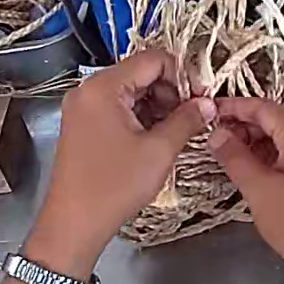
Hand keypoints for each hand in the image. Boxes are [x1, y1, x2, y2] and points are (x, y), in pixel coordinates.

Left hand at [29, 51, 213, 276]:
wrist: (74, 223)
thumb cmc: (115, 186)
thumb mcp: (158, 151)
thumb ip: (187, 120)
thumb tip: (209, 103)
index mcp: (104, 87)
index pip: (153, 60)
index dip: (184, 75)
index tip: (203, 99)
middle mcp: (89, 89)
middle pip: (141, 73)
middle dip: (172, 91)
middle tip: (194, 117)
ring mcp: (83, 107)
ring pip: (131, 91)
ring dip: (159, 105)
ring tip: (179, 130)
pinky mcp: (84, 125)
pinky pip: (119, 108)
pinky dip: (141, 117)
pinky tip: (159, 137)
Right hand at [208, 96, 283, 283]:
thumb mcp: (260, 190)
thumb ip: (235, 158)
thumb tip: (216, 134)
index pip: (263, 107)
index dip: (234, 106)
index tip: (208, 112)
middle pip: (274, 120)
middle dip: (242, 125)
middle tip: (213, 139)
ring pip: (281, 139)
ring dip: (254, 143)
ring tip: (226, 157)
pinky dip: (267, 158)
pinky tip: (250, 173)